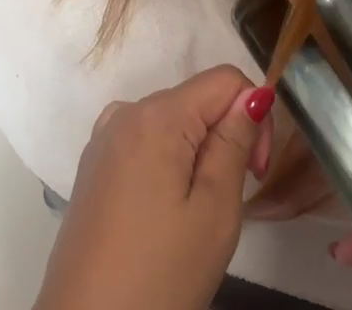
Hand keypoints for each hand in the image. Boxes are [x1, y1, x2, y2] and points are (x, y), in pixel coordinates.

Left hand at [32, 65, 275, 309]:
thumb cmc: (160, 272)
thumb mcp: (214, 211)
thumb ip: (234, 143)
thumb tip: (252, 95)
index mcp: (157, 115)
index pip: (226, 79)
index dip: (254, 116)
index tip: (256, 172)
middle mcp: (125, 112)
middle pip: (197, 99)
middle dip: (226, 136)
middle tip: (230, 200)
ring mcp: (104, 138)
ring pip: (173, 122)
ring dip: (198, 153)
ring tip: (196, 212)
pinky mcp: (95, 164)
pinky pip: (145, 142)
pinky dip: (169, 163)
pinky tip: (166, 212)